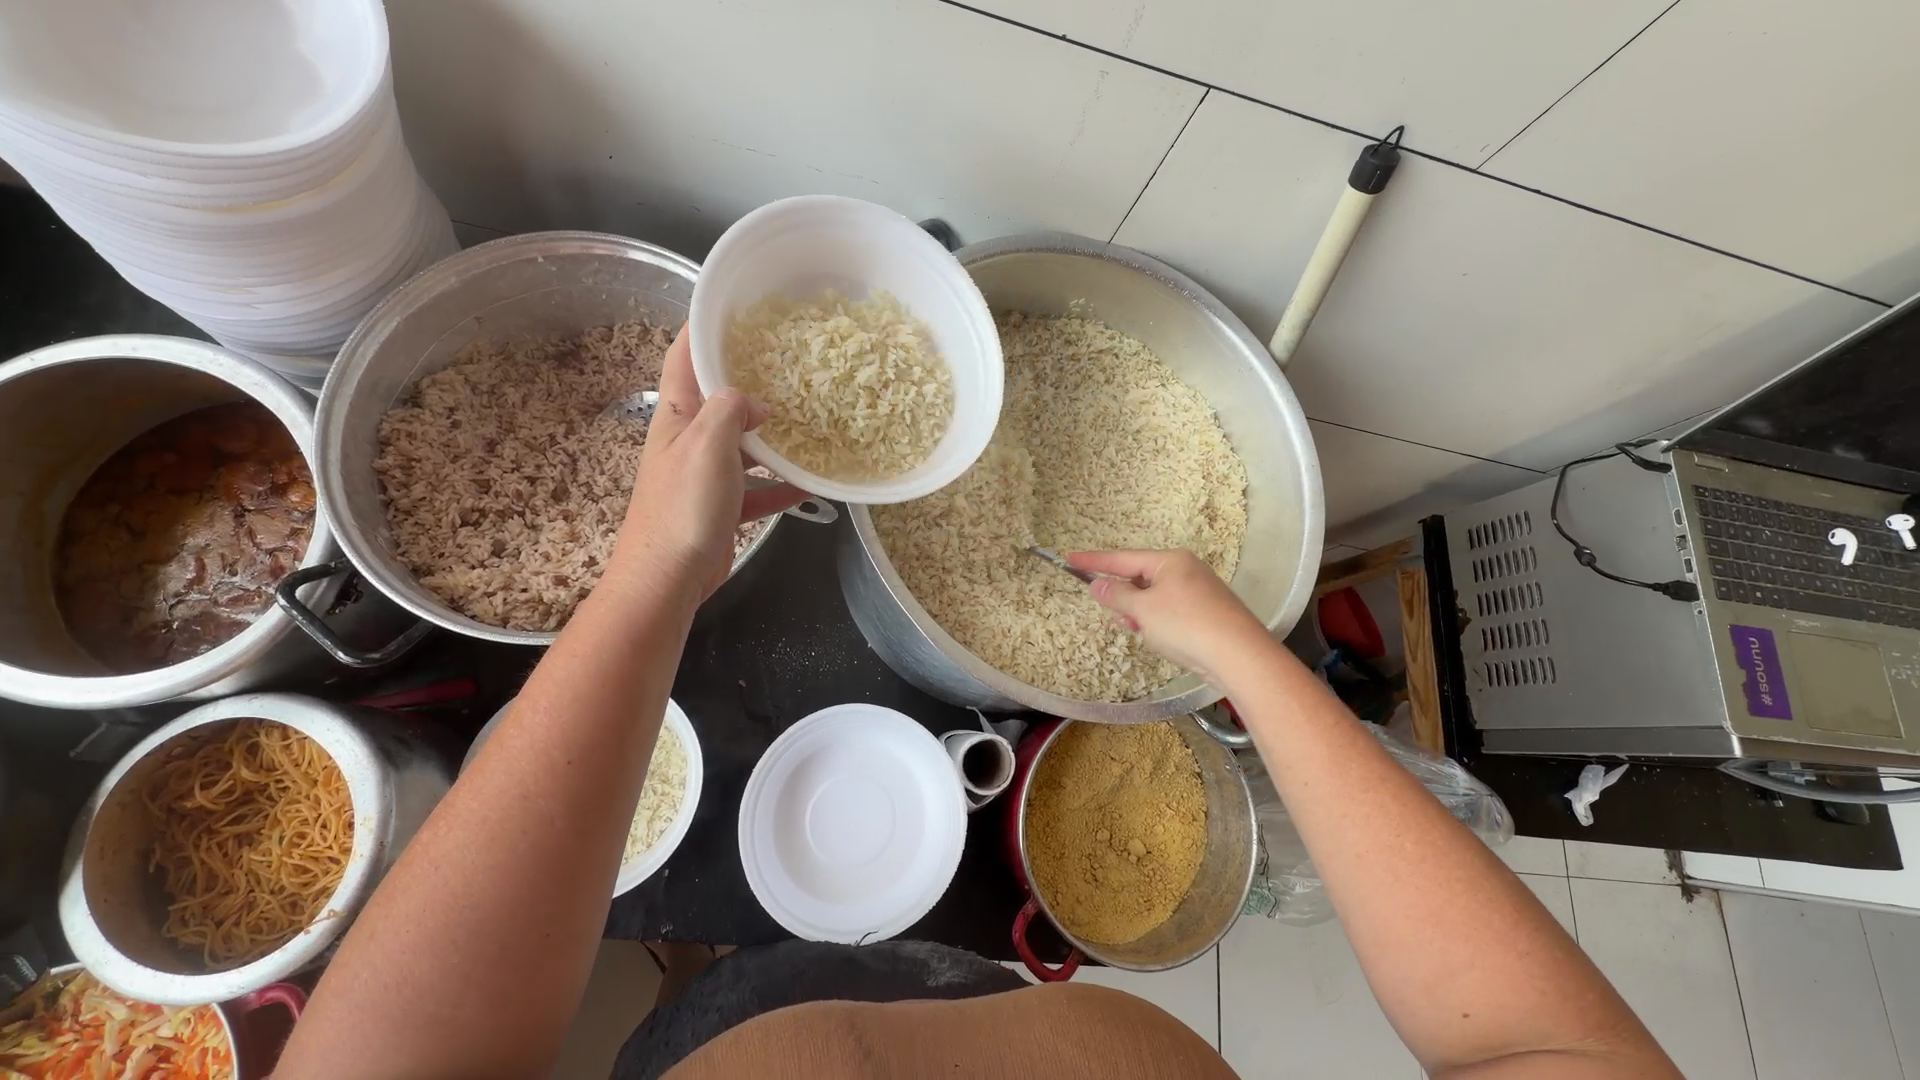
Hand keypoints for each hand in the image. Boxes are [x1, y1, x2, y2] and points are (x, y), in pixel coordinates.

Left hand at [611, 326, 807, 602]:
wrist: (667, 579)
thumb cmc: (682, 506)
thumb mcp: (707, 444)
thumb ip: (732, 409)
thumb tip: (758, 404)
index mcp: (676, 416)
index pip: (683, 356)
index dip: (702, 327)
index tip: (735, 308)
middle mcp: (688, 440)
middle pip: (718, 399)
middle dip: (749, 380)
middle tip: (790, 363)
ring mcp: (704, 476)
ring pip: (742, 446)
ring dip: (771, 437)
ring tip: (809, 420)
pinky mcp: (721, 509)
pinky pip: (756, 490)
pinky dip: (781, 486)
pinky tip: (811, 485)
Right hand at [1070, 549, 1272, 682]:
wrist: (1239, 656)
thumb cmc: (1186, 625)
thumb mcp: (1143, 610)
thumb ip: (1117, 595)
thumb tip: (1098, 584)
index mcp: (1170, 560)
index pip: (1123, 558)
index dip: (1094, 561)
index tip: (1070, 558)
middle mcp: (1186, 570)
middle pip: (1140, 578)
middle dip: (1125, 599)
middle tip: (1121, 618)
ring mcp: (1199, 592)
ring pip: (1154, 599)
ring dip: (1141, 615)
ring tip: (1144, 633)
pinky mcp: (1207, 614)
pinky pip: (1170, 613)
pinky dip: (1158, 624)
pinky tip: (1162, 640)